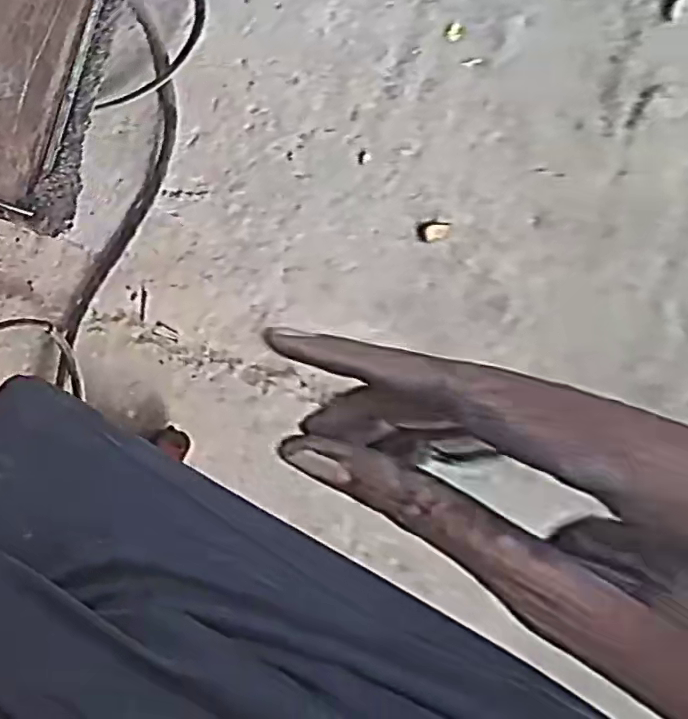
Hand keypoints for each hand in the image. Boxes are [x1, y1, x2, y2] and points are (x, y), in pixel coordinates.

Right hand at [266, 328, 687, 716]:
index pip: (465, 387)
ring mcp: (657, 452)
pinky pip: (530, 427)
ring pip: (498, 406)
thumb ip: (433, 516)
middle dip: (376, 406)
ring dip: (411, 421)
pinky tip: (421, 454)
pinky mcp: (650, 467)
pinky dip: (458, 435)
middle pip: (474, 394)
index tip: (292, 342)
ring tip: (351, 445)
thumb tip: (322, 458)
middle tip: (313, 430)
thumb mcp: (562, 600)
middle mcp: (655, 443)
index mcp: (647, 465)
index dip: (363, 362)